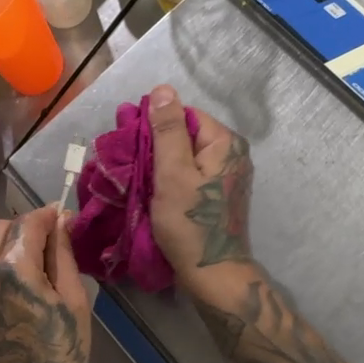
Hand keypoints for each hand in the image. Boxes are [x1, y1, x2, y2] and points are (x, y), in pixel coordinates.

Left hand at [0, 205, 91, 362]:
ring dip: (3, 241)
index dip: (46, 215)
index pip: (27, 223)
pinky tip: (10, 276)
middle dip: (24, 226)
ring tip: (29, 257)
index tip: (61, 216)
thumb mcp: (73, 301)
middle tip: (48, 238)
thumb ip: (63, 255)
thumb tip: (61, 221)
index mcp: (14, 270)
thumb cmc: (62, 353)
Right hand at [147, 84, 255, 301]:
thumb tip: (162, 88)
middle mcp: (232, 154)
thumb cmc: (190, 224)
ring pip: (185, 158)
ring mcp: (226, 177)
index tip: (132, 146)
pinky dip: (171, 181)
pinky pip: (189, 177)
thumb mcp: (172, 173)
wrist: (212, 274)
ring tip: (139, 180)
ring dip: (160, 166)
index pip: (185, 114)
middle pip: (185, 135)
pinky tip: (155, 193)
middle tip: (131, 166)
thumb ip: (167, 130)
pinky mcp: (218, 196)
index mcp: (225, 142)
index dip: (156, 125)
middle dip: (156, 146)